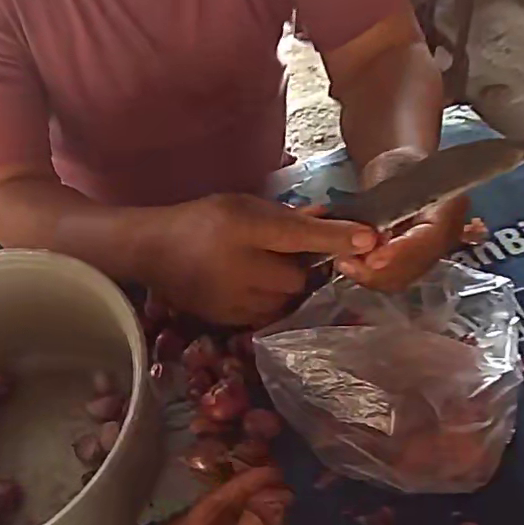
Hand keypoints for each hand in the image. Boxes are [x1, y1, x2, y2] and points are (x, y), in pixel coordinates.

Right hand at [139, 194, 373, 325]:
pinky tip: (251, 286)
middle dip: (301, 267)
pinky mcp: (227, 319)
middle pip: (297, 277)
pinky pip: (267, 315)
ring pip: (285, 300)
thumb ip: (286, 215)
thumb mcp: (242, 205)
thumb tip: (332, 218)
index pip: (298, 235)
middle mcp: (239, 267)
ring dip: (286, 287)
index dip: (336, 237)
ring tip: (264, 271)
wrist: (153, 251)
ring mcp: (232, 299)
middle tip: (286, 255)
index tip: (370, 238)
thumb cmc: (201, 220)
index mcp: (242, 228)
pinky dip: (269, 302)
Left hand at [334, 147, 467, 291]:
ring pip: (400, 278)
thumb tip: (373, 235)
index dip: (398, 254)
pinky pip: (390, 279)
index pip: (426, 242)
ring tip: (344, 262)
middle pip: (413, 268)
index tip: (372, 260)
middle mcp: (444, 239)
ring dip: (369, 276)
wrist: (401, 170)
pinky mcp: (410, 263)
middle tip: (346, 262)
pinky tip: (349, 265)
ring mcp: (428, 254)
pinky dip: (368, 276)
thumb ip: (386, 205)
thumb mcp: (392, 176)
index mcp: (448, 211)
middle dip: (378, 270)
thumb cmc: (397, 167)